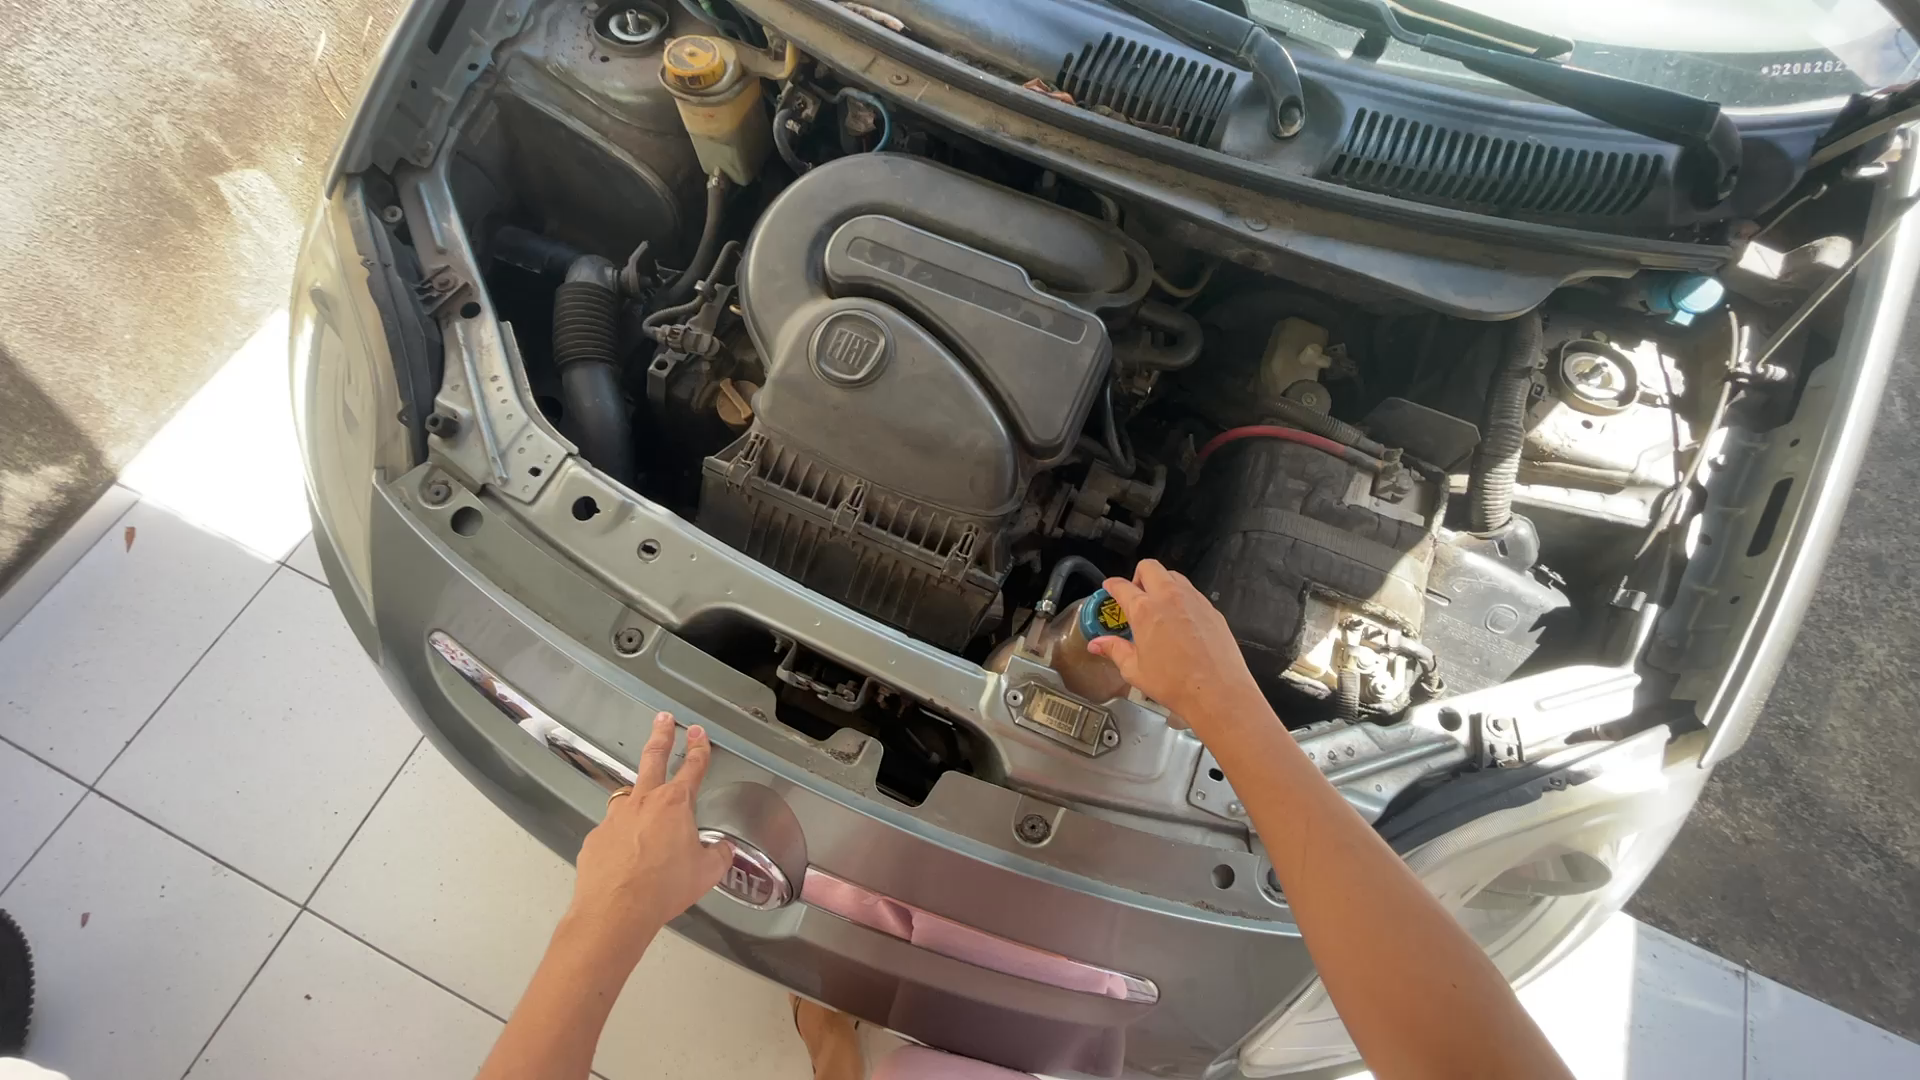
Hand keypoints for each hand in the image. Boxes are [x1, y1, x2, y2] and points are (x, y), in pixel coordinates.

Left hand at [565, 712, 732, 960]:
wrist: (614, 914)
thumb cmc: (665, 888)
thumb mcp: (706, 873)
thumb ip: (719, 855)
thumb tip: (723, 849)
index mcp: (675, 804)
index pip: (693, 766)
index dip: (699, 747)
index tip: (698, 731)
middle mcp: (644, 802)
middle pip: (653, 758)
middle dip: (661, 735)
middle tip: (663, 719)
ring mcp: (615, 818)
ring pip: (627, 797)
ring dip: (637, 796)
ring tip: (642, 809)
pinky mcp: (595, 839)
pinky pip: (611, 832)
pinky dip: (620, 838)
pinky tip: (624, 858)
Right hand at [1086, 559, 1264, 730]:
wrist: (1218, 693)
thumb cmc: (1175, 684)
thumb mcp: (1134, 670)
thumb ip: (1114, 650)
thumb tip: (1098, 644)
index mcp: (1144, 610)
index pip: (1121, 586)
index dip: (1112, 585)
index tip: (1110, 588)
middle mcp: (1169, 597)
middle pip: (1149, 567)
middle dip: (1137, 576)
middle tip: (1135, 595)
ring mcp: (1193, 600)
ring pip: (1173, 575)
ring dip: (1161, 583)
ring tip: (1157, 605)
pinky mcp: (1211, 609)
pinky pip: (1192, 592)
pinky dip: (1181, 597)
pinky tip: (1179, 620)